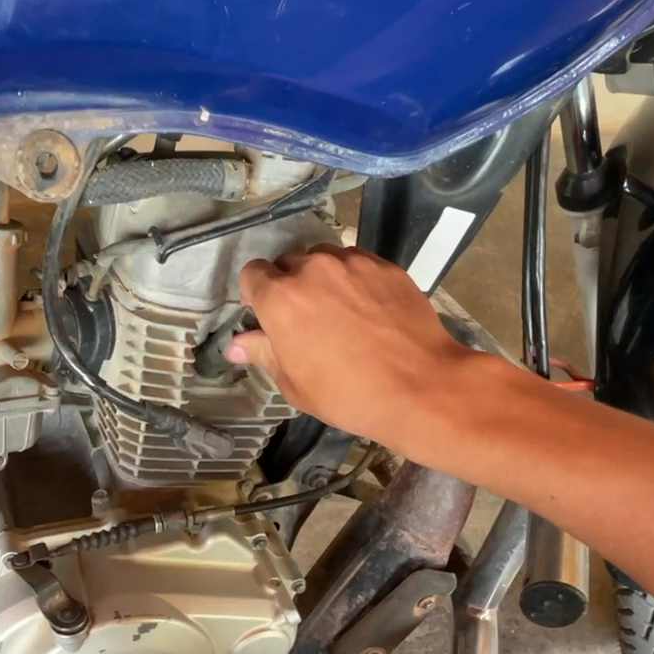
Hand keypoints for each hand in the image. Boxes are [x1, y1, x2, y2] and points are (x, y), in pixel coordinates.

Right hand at [227, 246, 502, 446]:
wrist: (419, 385)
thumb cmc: (347, 394)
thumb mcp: (294, 384)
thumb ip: (263, 354)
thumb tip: (234, 346)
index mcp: (281, 299)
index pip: (253, 274)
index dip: (255, 294)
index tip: (266, 315)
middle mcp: (312, 269)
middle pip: (288, 263)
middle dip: (289, 285)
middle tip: (304, 318)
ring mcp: (352, 263)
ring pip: (324, 258)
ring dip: (321, 277)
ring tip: (337, 310)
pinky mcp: (385, 265)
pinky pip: (357, 263)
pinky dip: (353, 279)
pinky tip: (366, 308)